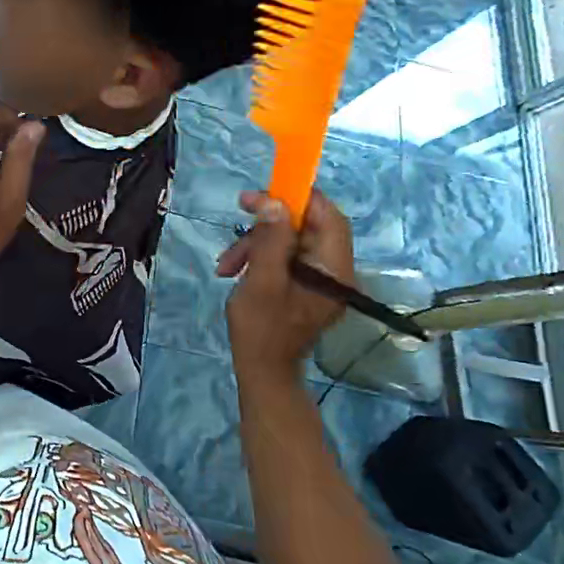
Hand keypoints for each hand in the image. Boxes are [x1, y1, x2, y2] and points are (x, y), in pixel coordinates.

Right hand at [219, 189, 355, 388]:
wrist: (262, 372)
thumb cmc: (262, 330)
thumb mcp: (262, 281)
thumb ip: (272, 240)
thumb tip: (274, 202)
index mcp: (335, 271)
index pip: (330, 218)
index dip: (302, 198)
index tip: (267, 191)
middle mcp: (336, 272)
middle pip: (307, 227)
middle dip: (269, 224)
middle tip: (240, 214)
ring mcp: (322, 280)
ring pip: (292, 241)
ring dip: (258, 243)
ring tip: (227, 263)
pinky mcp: (306, 287)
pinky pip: (287, 258)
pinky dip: (261, 257)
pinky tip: (235, 269)